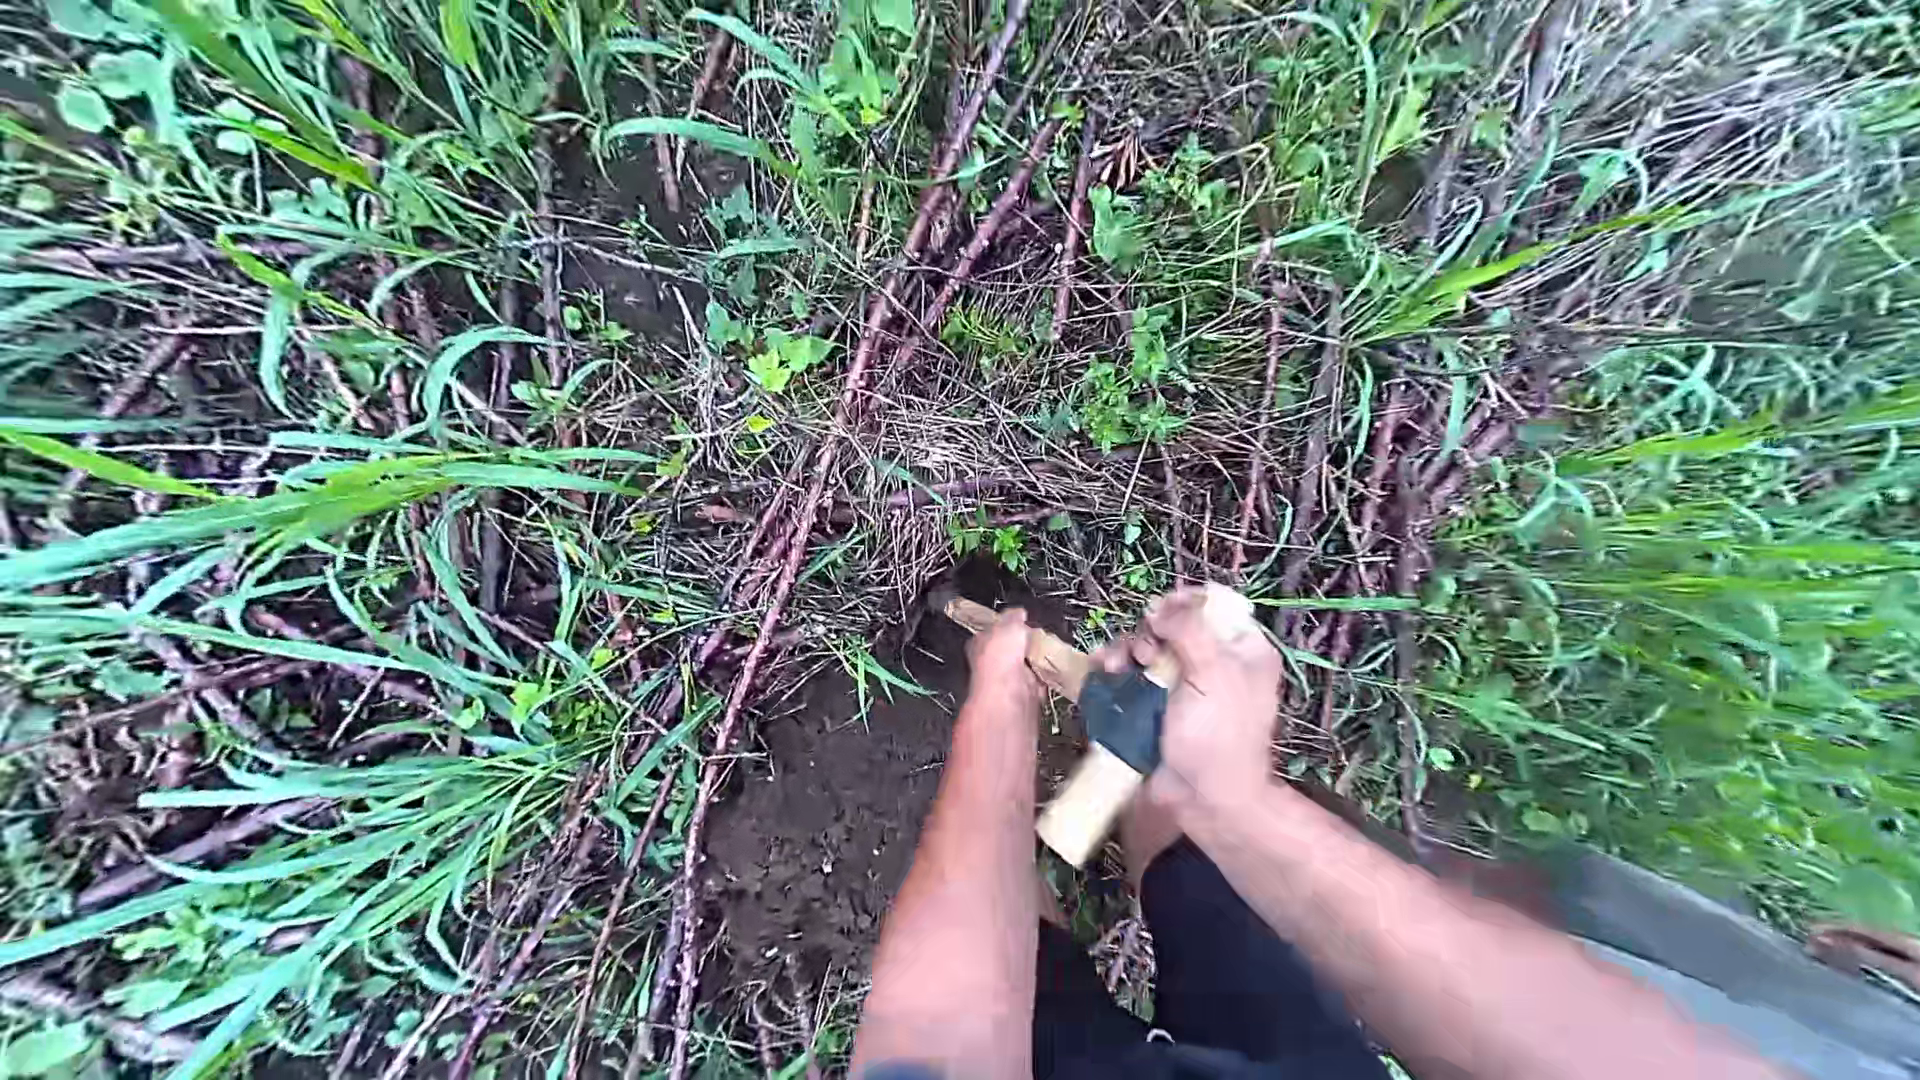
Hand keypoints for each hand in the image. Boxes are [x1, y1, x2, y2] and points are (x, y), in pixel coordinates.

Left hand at [964, 608, 1039, 709]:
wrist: (1008, 693)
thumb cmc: (999, 657)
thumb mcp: (1008, 624)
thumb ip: (1014, 617)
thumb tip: (1018, 612)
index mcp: (980, 643)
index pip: (992, 630)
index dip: (1007, 624)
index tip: (1022, 620)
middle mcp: (990, 663)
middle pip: (1010, 649)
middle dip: (1025, 643)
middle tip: (1037, 636)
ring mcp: (1006, 680)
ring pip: (1025, 665)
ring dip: (1036, 660)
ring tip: (1047, 650)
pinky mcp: (1022, 695)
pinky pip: (1037, 682)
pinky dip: (1045, 677)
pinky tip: (1050, 669)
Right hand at [1094, 586, 1281, 811]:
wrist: (1204, 799)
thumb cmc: (1219, 736)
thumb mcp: (1214, 675)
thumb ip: (1188, 630)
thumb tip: (1158, 607)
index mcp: (1242, 650)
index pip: (1213, 606)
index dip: (1185, 602)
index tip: (1162, 610)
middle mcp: (1212, 660)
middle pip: (1173, 623)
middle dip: (1150, 631)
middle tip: (1146, 653)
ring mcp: (1180, 681)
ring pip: (1146, 646)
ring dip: (1127, 649)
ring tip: (1116, 666)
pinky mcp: (1154, 700)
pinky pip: (1130, 671)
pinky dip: (1115, 666)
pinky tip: (1102, 669)